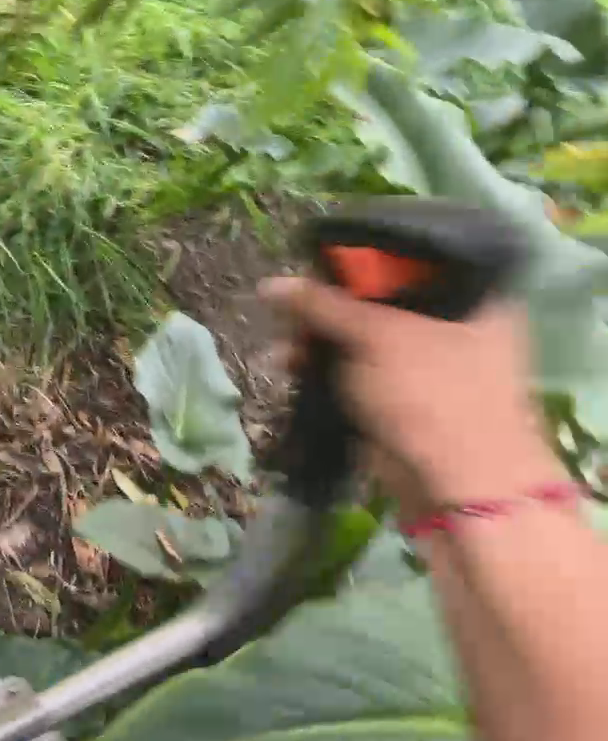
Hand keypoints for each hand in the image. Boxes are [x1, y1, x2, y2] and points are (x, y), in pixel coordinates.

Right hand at [260, 277, 557, 514]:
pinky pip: (349, 365)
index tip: (313, 271)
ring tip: (283, 353)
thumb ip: (323, 306)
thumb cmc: (430, 393)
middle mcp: (452, 325)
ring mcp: (423, 362)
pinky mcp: (397, 392)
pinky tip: (291, 367)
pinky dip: (319, 365)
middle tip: (290, 320)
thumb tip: (270, 285)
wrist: (453, 477)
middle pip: (372, 301)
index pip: (406, 264)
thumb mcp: (375, 336)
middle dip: (322, 311)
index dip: (356, 265)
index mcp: (471, 301)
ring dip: (312, 341)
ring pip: (354, 336)